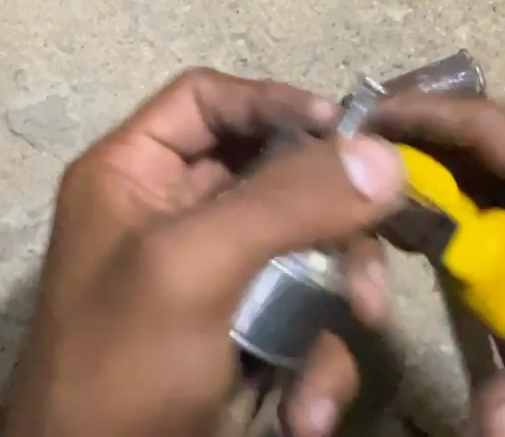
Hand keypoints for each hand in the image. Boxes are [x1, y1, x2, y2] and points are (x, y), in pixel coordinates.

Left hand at [4, 69, 409, 436]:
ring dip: (334, 289)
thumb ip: (285, 202)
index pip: (206, 99)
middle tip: (371, 243)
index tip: (342, 129)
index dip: (272, 101)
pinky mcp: (233, 337)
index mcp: (133, 171)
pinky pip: (294, 317)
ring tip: (360, 326)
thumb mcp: (194, 268)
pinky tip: (304, 412)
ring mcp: (204, 277)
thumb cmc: (121, 366)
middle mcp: (169, 211)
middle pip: (268, 171)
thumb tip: (383, 154)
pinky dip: (313, 359)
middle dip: (325, 212)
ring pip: (295, 245)